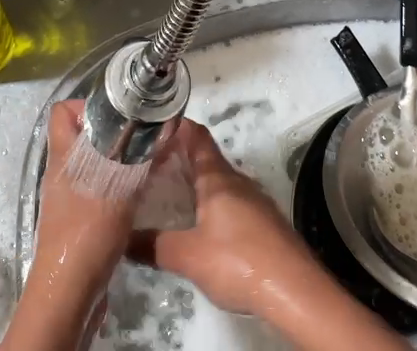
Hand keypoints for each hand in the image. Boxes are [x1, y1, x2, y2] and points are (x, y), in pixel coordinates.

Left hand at [30, 100, 139, 302]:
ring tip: (151, 163)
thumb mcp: (120, 185)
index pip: (63, 112)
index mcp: (63, 156)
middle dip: (115, 133)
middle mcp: (62, 173)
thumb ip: (142, 153)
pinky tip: (142, 196)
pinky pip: (100, 190)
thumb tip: (165, 125)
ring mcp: (69, 198)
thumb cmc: (89, 229)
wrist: (70, 291)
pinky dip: (120, 187)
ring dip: (121, 161)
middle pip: (84, 137)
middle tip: (146, 136)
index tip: (122, 112)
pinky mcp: (79, 221)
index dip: (88, 105)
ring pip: (95, 164)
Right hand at [127, 118, 321, 317]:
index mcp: (218, 179)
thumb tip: (122, 239)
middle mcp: (237, 182)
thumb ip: (153, 246)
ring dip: (194, 185)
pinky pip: (229, 204)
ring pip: (218, 184)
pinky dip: (209, 206)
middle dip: (177, 159)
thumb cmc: (238, 260)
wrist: (294, 289)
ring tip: (165, 196)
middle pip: (206, 160)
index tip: (151, 126)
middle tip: (146, 167)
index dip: (176, 127)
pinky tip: (197, 226)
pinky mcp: (263, 224)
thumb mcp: (188, 256)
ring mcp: (254, 202)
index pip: (196, 137)